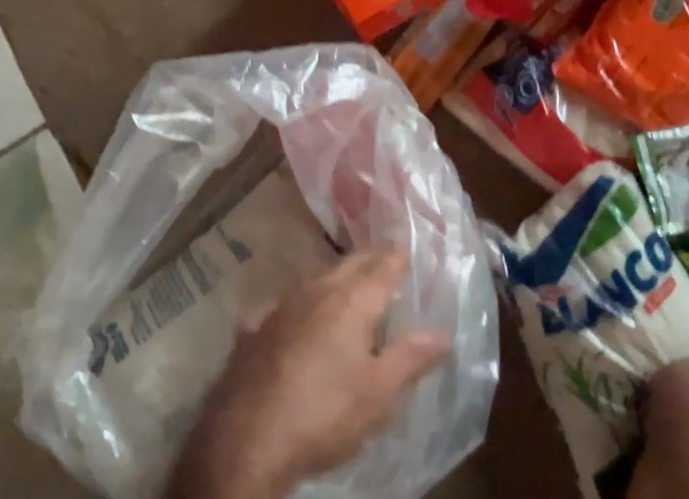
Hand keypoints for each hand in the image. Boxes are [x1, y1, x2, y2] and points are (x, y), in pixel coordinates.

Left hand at [173, 244, 450, 498]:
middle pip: (349, 263)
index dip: (401, 254)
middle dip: (370, 258)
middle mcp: (317, 291)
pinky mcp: (252, 331)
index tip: (412, 245)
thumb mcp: (379, 393)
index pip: (385, 264)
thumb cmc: (324, 414)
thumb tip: (444, 334)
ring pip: (315, 279)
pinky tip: (296, 320)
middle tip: (386, 258)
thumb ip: (412, 358)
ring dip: (334, 278)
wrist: (244, 443)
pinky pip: (284, 306)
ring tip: (347, 285)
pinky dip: (299, 307)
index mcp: (353, 300)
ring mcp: (280, 308)